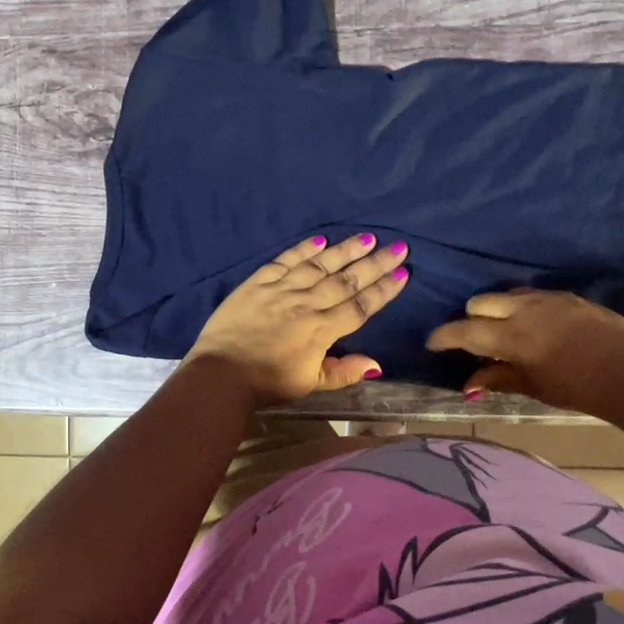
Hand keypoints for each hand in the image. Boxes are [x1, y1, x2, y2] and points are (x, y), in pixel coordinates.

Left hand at [185, 232, 410, 405]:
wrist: (221, 374)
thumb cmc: (267, 383)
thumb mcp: (309, 384)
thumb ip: (343, 372)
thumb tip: (377, 363)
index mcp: (322, 330)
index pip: (360, 306)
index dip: (383, 290)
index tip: (403, 273)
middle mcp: (306, 304)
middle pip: (346, 281)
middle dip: (375, 264)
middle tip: (398, 247)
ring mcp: (281, 290)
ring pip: (320, 266)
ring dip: (345, 251)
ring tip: (367, 238)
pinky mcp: (257, 283)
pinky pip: (285, 261)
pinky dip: (303, 249)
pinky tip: (320, 240)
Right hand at [425, 288, 623, 418]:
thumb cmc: (580, 389)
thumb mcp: (534, 387)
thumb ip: (498, 379)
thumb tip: (468, 383)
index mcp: (512, 335)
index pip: (464, 330)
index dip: (443, 336)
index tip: (432, 343)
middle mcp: (525, 309)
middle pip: (480, 302)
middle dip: (470, 318)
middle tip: (474, 341)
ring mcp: (549, 298)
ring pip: (507, 294)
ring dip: (497, 309)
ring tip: (504, 331)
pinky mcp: (570, 297)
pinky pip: (533, 295)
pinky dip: (522, 307)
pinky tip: (535, 327)